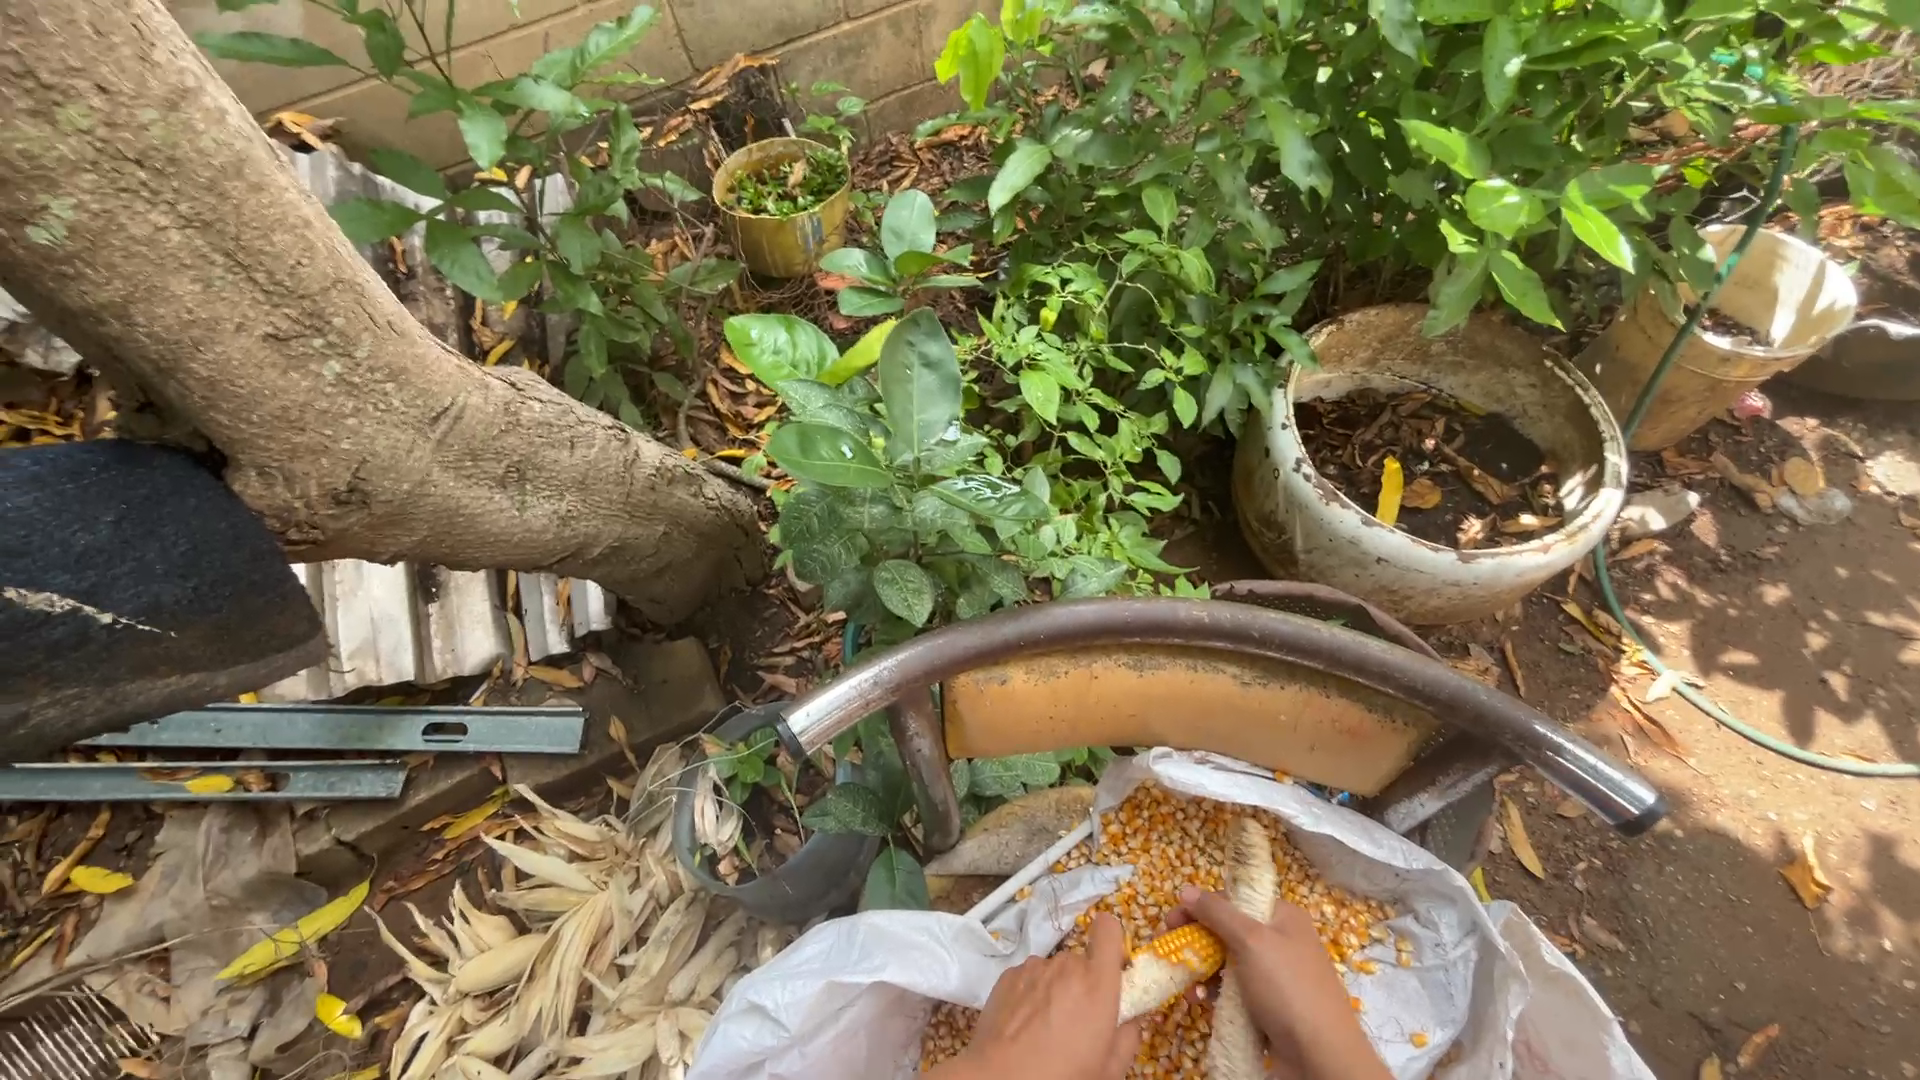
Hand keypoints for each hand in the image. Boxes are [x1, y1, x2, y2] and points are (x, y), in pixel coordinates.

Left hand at [932, 912, 1141, 1079]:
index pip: (1109, 929)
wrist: (1001, 1079)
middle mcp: (1065, 964)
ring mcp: (1034, 966)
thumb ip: (1128, 1034)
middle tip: (1076, 1020)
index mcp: (1097, 982)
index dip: (1111, 942)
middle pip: (1081, 961)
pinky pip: (1029, 977)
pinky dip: (1031, 994)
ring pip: (1054, 970)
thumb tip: (1131, 1015)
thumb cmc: (1064, 1075)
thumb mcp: (1111, 1068)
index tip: (1111, 968)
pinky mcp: (1008, 974)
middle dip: (1082, 984)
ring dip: (1055, 989)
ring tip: (1045, 1026)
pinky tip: (1023, 1024)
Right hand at [1170, 886, 1391, 1079]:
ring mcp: (1276, 976)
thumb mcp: (1251, 941)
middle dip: (1197, 941)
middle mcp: (1280, 941)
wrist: (1323, 1061)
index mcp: (1282, 917)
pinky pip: (1235, 991)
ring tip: (1188, 987)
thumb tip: (1186, 890)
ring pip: (1228, 963)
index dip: (1200, 907)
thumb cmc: (1288, 989)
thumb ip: (1217, 912)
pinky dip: (1216, 994)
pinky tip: (1203, 1003)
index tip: (1171, 921)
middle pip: (1227, 930)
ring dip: (1203, 971)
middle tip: (1171, 951)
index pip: (1232, 899)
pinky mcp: (1270, 1006)